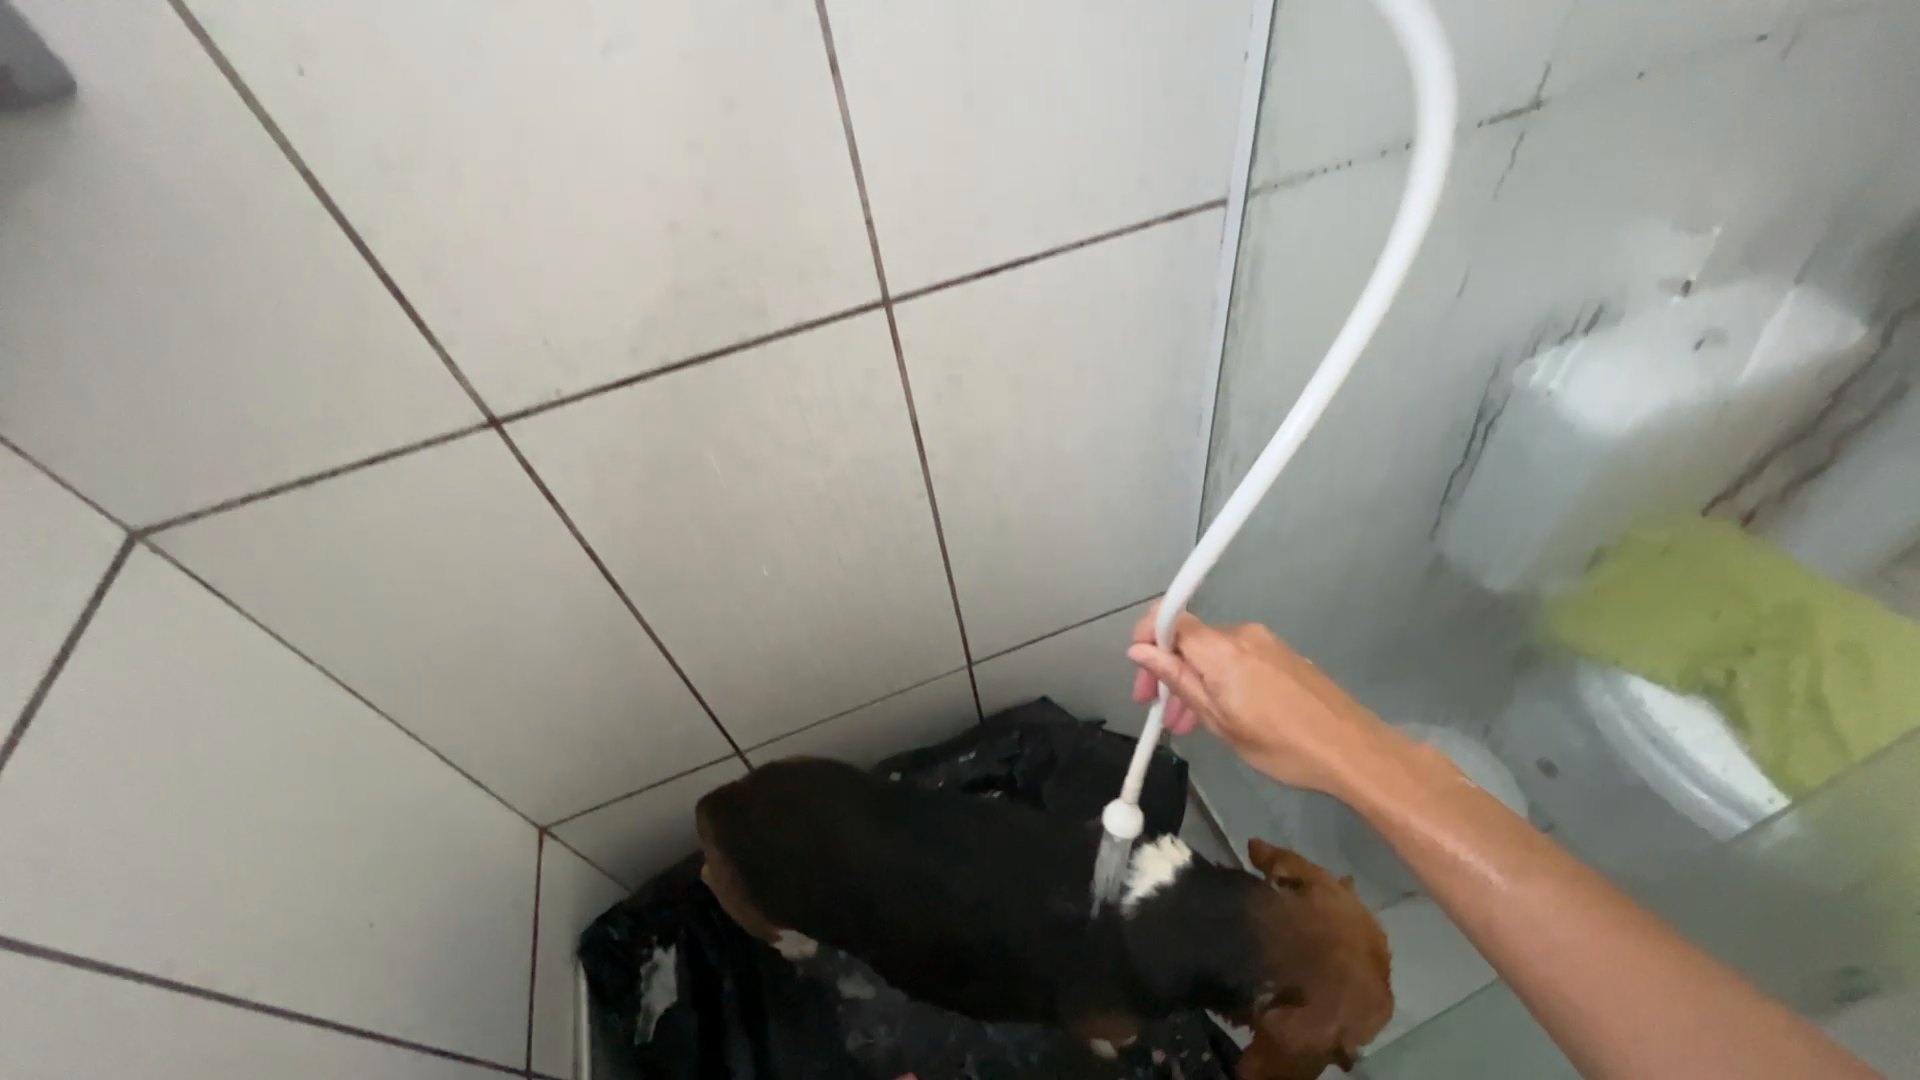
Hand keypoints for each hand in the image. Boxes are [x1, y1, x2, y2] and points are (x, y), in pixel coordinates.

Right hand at [1128, 603, 1395, 795]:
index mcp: (1221, 650)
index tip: (1142, 676)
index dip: (1145, 637)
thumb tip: (1139, 651)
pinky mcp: (1282, 655)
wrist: (1353, 751)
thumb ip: (1177, 680)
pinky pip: (1236, 659)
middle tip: (1161, 714)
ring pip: (1212, 653)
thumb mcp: (1219, 720)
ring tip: (1191, 723)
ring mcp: (1265, 643)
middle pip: (1189, 639)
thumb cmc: (1281, 744)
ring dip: (1194, 681)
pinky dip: (1220, 680)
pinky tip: (1225, 714)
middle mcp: (1242, 635)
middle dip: (1168, 671)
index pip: (1169, 618)